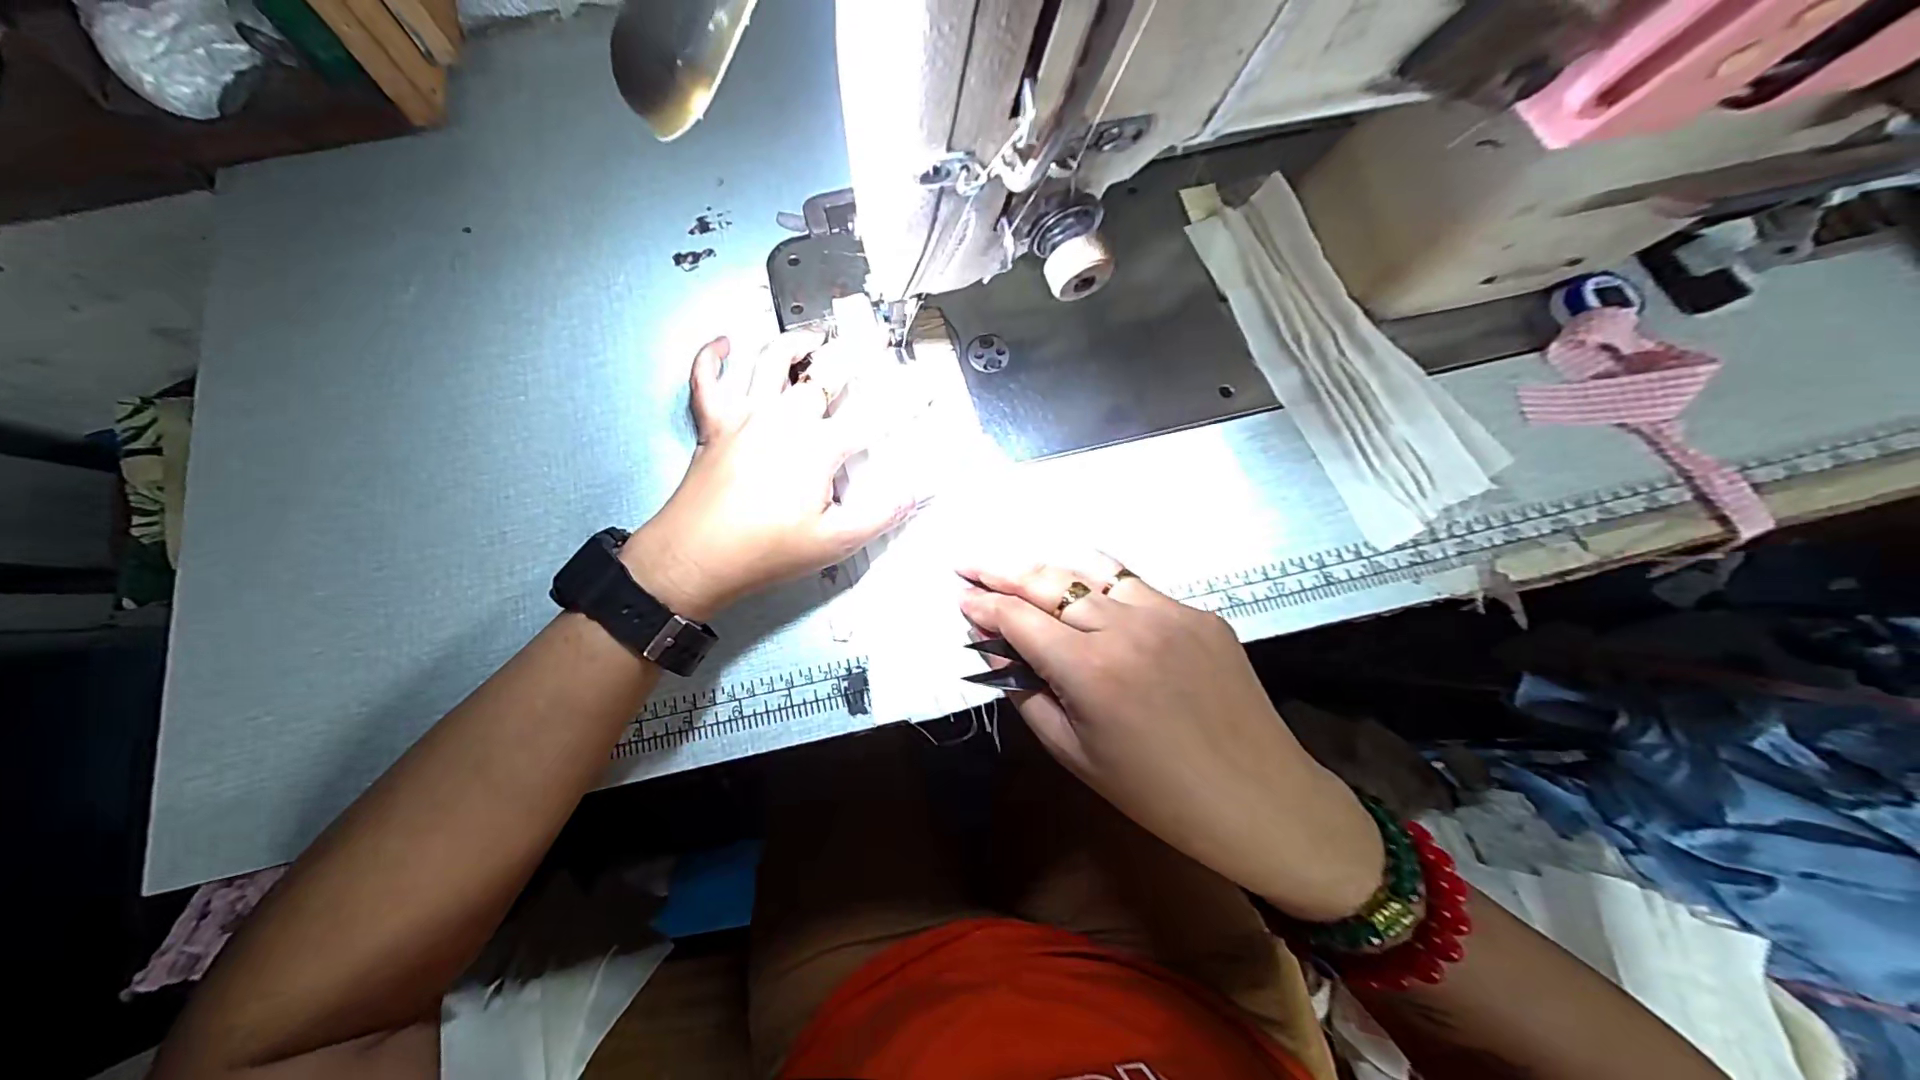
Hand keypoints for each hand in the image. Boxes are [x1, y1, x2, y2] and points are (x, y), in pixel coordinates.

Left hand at [622, 332, 913, 621]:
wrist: (695, 558)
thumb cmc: (762, 551)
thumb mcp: (834, 542)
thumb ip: (880, 515)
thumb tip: (912, 495)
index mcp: (816, 447)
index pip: (871, 415)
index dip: (903, 399)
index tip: (920, 388)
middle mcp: (782, 420)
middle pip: (823, 374)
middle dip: (852, 355)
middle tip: (871, 343)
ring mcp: (745, 417)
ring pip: (769, 360)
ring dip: (794, 343)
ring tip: (812, 337)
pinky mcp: (714, 425)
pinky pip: (706, 380)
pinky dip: (711, 357)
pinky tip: (722, 344)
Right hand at [958, 554, 1384, 920]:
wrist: (1258, 798)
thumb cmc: (1155, 794)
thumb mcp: (1075, 754)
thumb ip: (1028, 695)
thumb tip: (998, 653)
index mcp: (1091, 670)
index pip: (1019, 619)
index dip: (985, 606)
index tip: (962, 598)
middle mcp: (1126, 627)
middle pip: (1050, 581)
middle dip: (1004, 573)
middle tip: (973, 567)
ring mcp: (1169, 613)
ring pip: (1092, 570)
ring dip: (1051, 569)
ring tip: (1022, 570)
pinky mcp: (1200, 612)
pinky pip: (1137, 586)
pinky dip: (1101, 582)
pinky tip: (1086, 588)